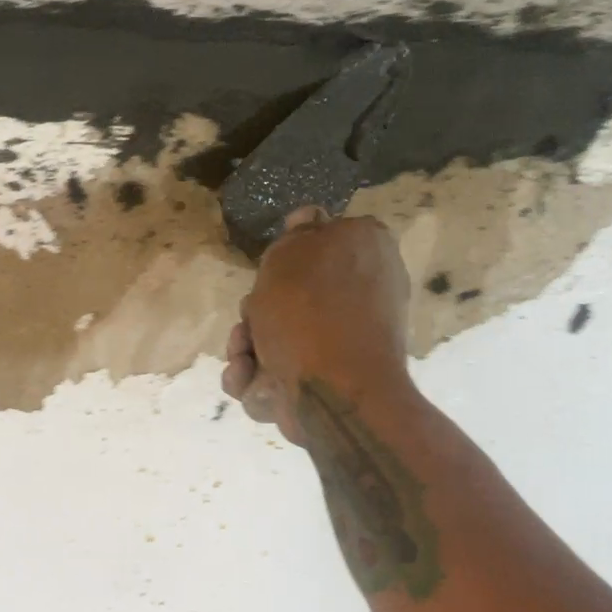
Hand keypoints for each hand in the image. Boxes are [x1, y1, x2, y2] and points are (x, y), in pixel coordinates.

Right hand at [221, 206, 412, 441]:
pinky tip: (253, 381)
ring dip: (247, 348)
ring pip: (270, 337)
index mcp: (366, 253)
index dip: (285, 257)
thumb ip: (295, 233)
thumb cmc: (309, 316)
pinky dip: (254, 379)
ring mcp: (337, 343)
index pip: (317, 240)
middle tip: (252, 321)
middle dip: (255, 313)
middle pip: (284, 296)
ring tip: (246, 360)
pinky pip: (272, 373)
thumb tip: (306, 219)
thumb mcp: (291, 253)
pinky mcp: (318, 381)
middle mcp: (357, 296)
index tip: (270, 273)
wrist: (329, 393)